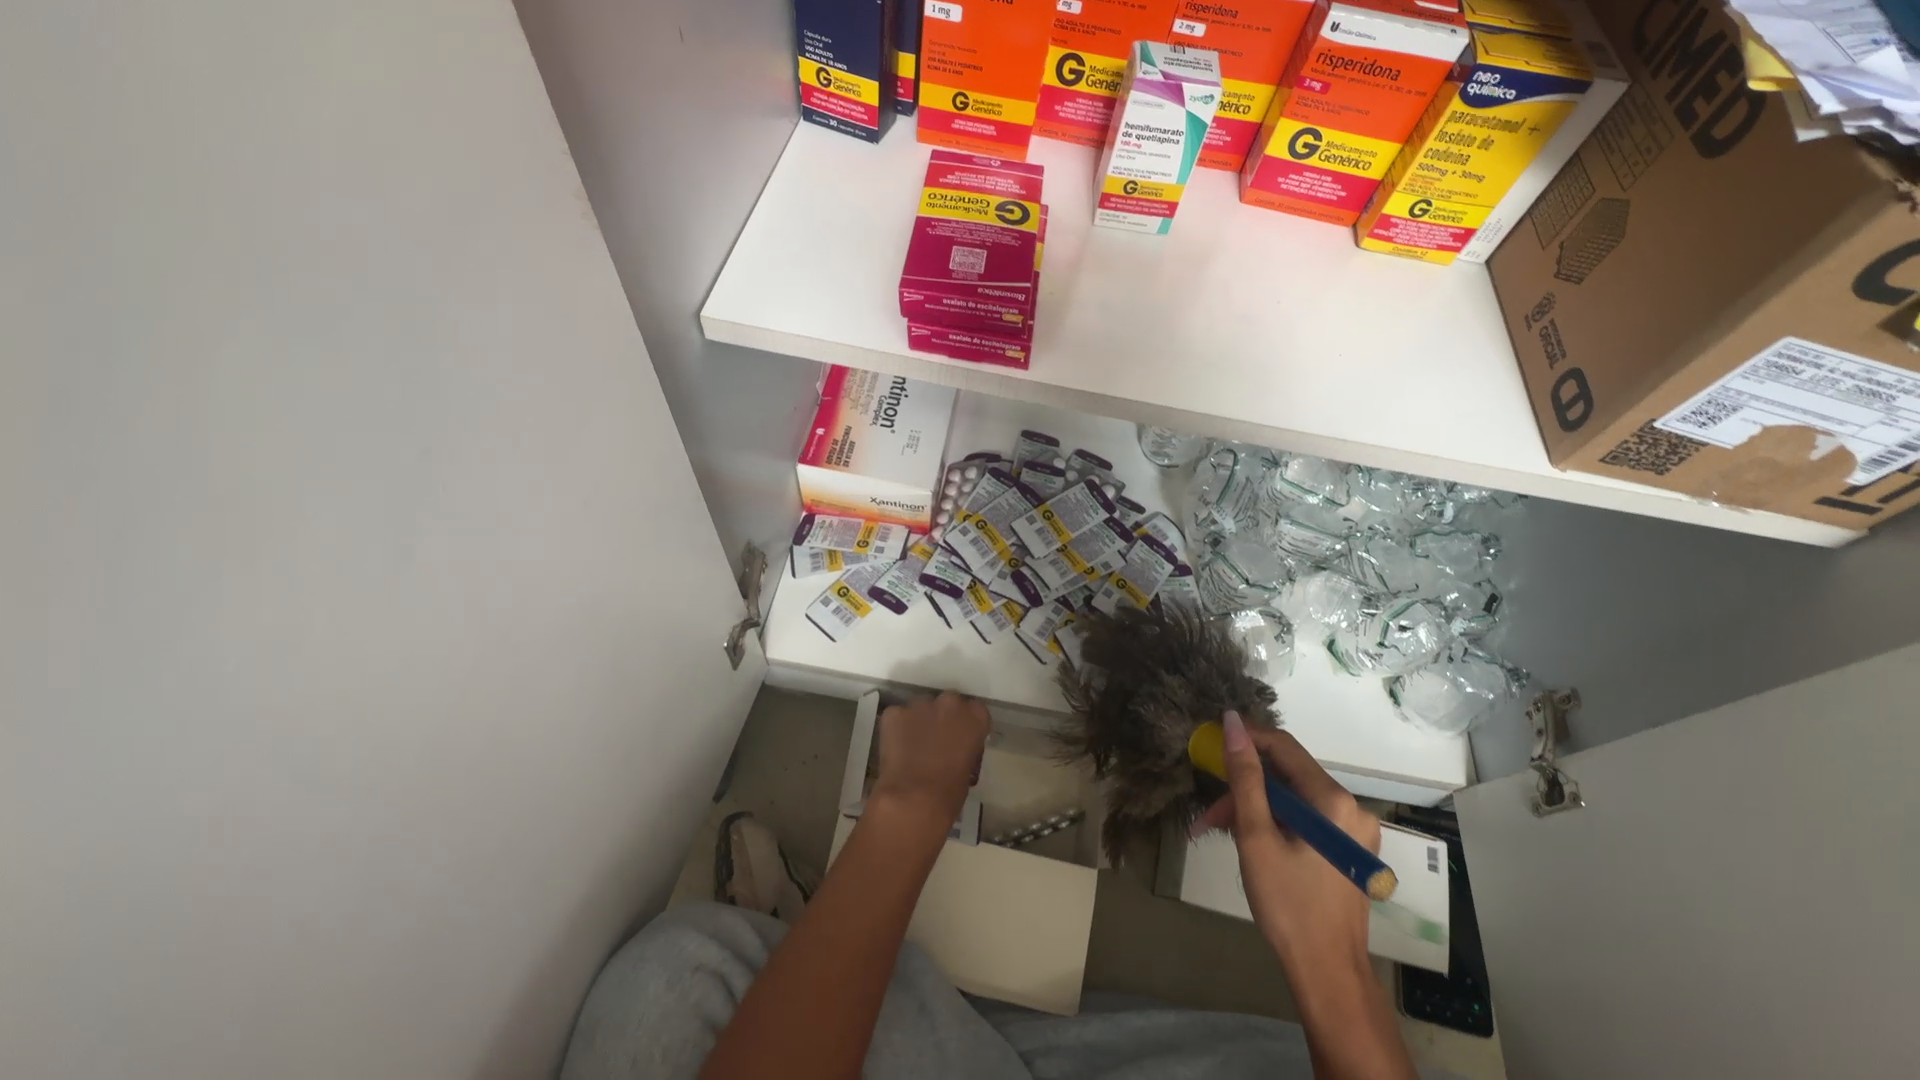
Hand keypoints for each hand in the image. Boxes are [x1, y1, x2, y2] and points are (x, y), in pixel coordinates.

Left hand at [869, 692, 989, 834]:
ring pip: (920, 709)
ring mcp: (919, 704)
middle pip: (947, 704)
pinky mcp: (894, 712)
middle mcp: (949, 702)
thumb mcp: (970, 768)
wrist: (914, 798)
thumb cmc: (950, 791)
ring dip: (919, 723)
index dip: (965, 727)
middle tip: (936, 743)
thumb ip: (965, 749)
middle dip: (942, 719)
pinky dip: (897, 730)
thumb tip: (955, 751)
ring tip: (913, 748)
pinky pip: (897, 717)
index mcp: (975, 716)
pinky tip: (896, 750)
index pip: (975, 711)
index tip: (960, 741)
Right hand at [1196, 710, 1380, 967]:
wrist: (1326, 970)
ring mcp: (1354, 831)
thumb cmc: (1288, 904)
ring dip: (1255, 808)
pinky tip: (1250, 840)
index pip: (1284, 747)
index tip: (1211, 740)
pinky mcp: (1349, 850)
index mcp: (1333, 800)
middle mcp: (1352, 807)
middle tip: (1208, 812)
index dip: (1247, 738)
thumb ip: (1245, 779)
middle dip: (1244, 786)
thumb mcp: (1257, 837)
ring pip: (1295, 800)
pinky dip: (1275, 823)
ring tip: (1218, 830)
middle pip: (1288, 776)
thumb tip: (1233, 725)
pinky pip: (1307, 819)